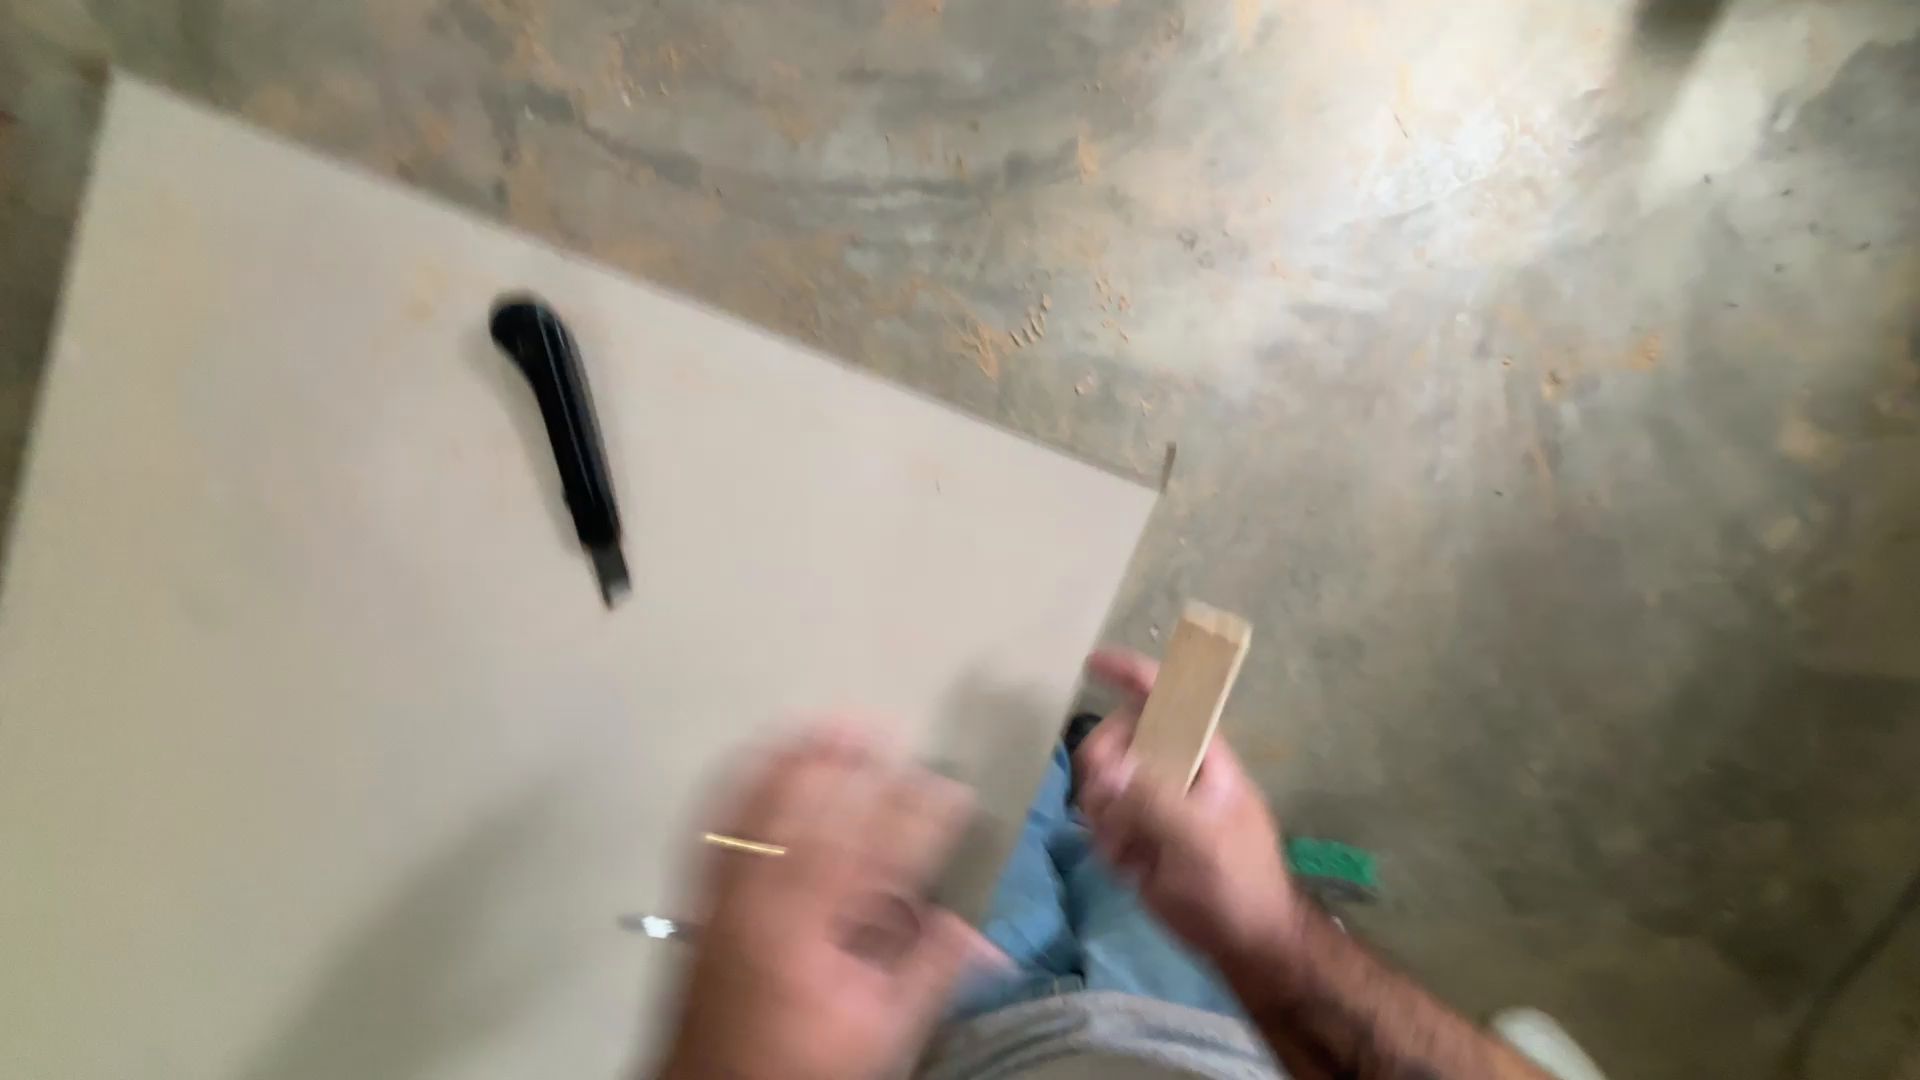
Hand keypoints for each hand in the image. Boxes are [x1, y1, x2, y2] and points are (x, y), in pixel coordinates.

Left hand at [659, 724, 986, 1079]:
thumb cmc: (802, 1061)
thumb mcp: (880, 1033)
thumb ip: (928, 973)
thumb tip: (977, 928)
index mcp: (818, 940)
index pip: (880, 862)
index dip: (921, 819)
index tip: (952, 790)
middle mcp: (769, 906)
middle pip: (818, 819)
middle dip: (857, 770)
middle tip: (886, 730)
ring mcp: (729, 894)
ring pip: (768, 808)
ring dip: (802, 760)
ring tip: (834, 721)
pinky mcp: (704, 893)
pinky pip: (720, 824)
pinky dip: (744, 780)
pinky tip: (764, 750)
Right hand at [1073, 648, 1301, 960]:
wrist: (1245, 942)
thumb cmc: (1237, 882)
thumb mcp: (1201, 838)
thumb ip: (1154, 797)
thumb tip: (1108, 768)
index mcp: (1198, 753)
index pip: (1165, 696)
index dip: (1130, 671)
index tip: (1092, 663)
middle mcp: (1169, 766)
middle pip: (1114, 737)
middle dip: (1103, 769)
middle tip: (1110, 806)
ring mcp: (1150, 798)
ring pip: (1098, 779)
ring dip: (1103, 813)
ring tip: (1131, 849)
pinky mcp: (1133, 828)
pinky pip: (1097, 816)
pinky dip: (1104, 839)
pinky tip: (1131, 865)